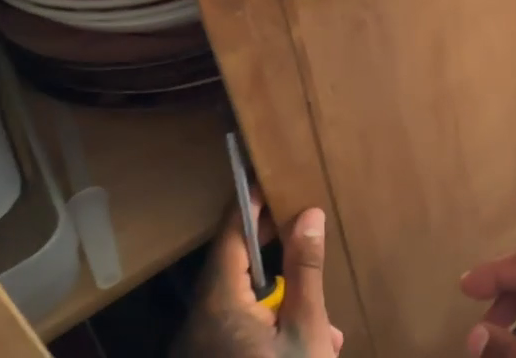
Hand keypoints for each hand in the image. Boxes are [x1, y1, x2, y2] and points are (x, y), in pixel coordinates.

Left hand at [174, 203, 344, 357]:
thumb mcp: (306, 328)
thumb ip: (304, 269)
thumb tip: (309, 214)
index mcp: (218, 306)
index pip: (230, 238)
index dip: (250, 205)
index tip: (271, 176)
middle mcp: (197, 323)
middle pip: (232, 266)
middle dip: (272, 248)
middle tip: (301, 221)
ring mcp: (199, 345)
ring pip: (237, 298)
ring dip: (275, 292)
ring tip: (317, 308)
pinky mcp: (209, 357)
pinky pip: (234, 325)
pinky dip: (265, 320)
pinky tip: (298, 334)